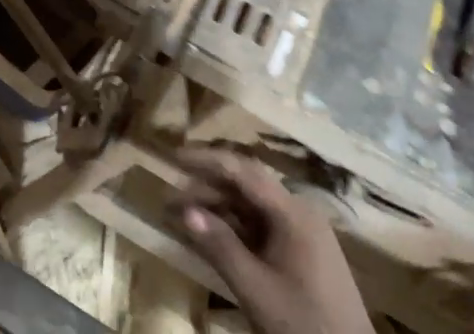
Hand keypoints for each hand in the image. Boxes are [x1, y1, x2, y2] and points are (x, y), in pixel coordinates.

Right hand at [172, 147, 374, 333]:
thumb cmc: (303, 325)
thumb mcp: (255, 289)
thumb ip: (220, 247)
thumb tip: (185, 211)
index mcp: (293, 213)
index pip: (244, 171)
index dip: (207, 160)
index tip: (173, 157)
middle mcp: (299, 213)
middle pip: (247, 187)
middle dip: (207, 188)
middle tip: (170, 199)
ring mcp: (302, 232)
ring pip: (252, 207)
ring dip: (218, 209)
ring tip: (182, 218)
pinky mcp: (301, 252)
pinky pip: (261, 227)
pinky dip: (234, 228)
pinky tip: (210, 237)